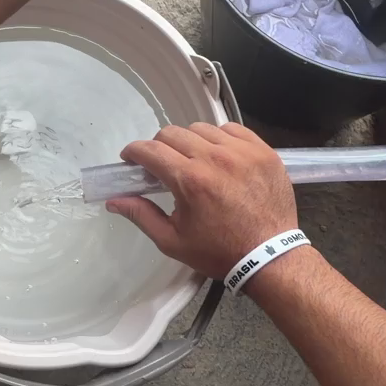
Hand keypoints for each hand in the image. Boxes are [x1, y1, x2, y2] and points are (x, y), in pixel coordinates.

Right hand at [105, 123, 298, 278]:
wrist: (271, 256)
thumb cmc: (219, 252)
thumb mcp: (172, 240)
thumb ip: (141, 215)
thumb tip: (114, 201)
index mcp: (190, 180)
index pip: (150, 150)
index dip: (133, 152)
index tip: (131, 160)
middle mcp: (215, 159)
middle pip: (172, 134)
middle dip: (158, 147)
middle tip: (161, 166)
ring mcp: (242, 152)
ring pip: (200, 128)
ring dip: (188, 141)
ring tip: (192, 161)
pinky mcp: (262, 151)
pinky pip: (231, 129)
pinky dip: (218, 138)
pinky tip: (218, 156)